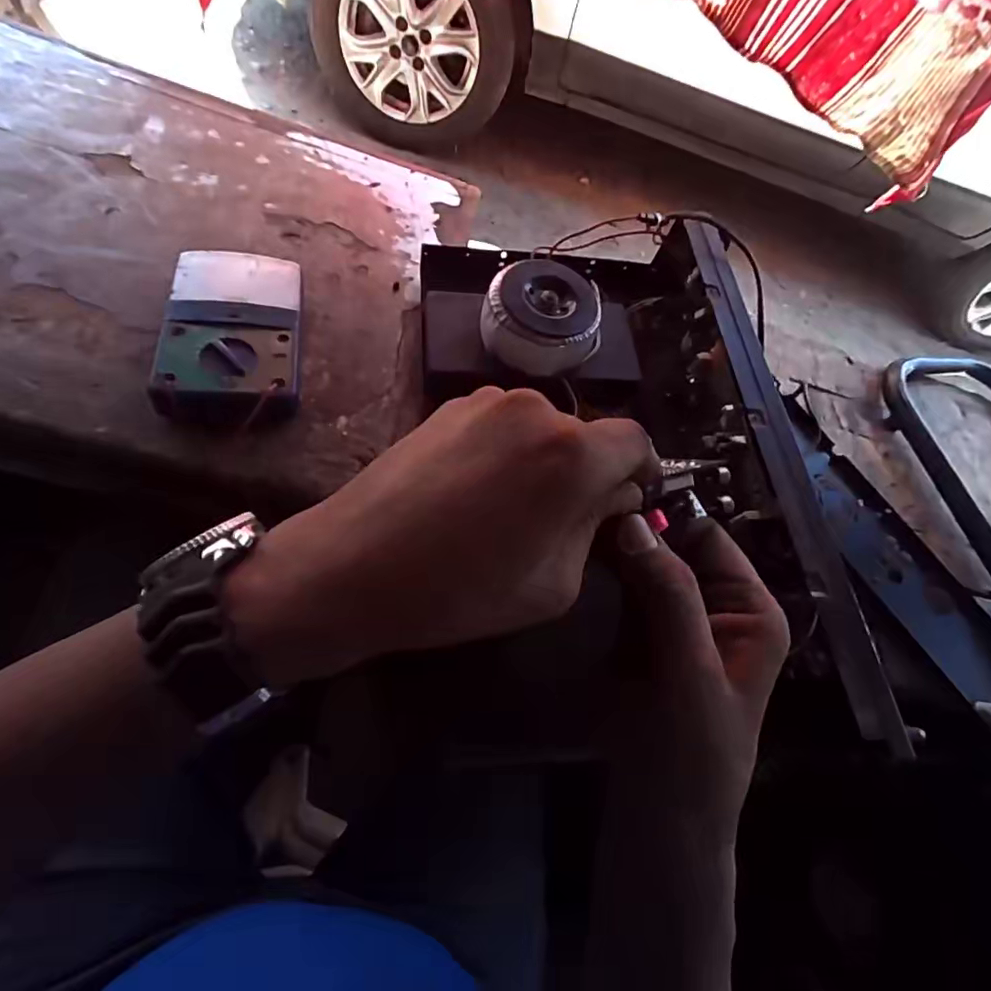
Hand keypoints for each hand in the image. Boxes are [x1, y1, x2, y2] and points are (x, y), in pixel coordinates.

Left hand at [223, 387, 658, 683]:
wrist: (350, 566)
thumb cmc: (461, 589)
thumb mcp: (555, 583)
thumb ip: (596, 529)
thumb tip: (614, 495)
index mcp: (572, 453)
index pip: (636, 441)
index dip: (640, 471)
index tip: (627, 501)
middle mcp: (536, 409)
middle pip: (587, 434)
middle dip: (588, 472)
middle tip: (562, 519)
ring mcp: (487, 401)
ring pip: (543, 428)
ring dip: (544, 460)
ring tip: (508, 508)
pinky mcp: (449, 405)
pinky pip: (502, 425)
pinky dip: (507, 451)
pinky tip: (473, 492)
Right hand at [606, 514, 790, 831]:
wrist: (661, 815)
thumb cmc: (695, 751)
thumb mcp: (691, 672)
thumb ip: (669, 597)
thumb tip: (634, 525)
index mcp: (749, 608)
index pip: (710, 539)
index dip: (668, 520)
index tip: (618, 502)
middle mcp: (716, 604)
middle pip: (674, 548)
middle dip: (637, 532)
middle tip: (588, 511)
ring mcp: (676, 619)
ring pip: (646, 565)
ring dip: (617, 549)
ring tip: (579, 528)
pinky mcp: (643, 634)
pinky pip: (626, 590)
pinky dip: (606, 574)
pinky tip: (581, 558)